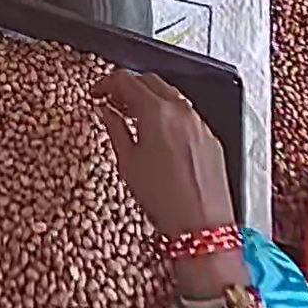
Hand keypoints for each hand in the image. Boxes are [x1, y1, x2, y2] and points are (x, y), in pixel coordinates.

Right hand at [92, 69, 232, 234]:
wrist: (202, 228)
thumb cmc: (163, 199)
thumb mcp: (127, 162)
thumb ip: (115, 128)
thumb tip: (106, 111)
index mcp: (156, 111)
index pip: (126, 80)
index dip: (106, 82)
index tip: (97, 92)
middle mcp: (180, 110)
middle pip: (149, 80)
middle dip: (127, 85)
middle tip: (111, 99)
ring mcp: (198, 122)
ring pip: (169, 93)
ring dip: (148, 96)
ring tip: (132, 114)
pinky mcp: (210, 136)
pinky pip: (185, 112)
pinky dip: (167, 111)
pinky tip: (157, 130)